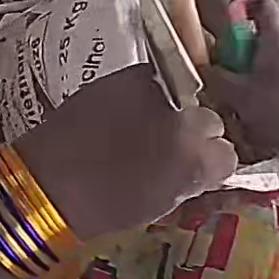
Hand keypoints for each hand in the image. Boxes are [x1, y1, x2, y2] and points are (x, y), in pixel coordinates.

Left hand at [14, 64, 236, 241]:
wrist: (51, 179)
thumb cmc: (106, 204)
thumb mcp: (163, 201)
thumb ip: (191, 178)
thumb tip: (201, 163)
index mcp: (197, 159)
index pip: (227, 153)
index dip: (208, 162)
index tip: (192, 167)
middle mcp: (186, 119)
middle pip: (210, 119)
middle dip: (195, 131)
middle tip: (169, 143)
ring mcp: (158, 91)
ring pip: (185, 95)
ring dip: (174, 107)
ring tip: (146, 122)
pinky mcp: (131, 73)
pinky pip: (154, 80)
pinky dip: (148, 92)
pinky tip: (128, 109)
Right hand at [203, 0, 278, 160]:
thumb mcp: (239, 94)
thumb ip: (216, 77)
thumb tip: (202, 68)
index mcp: (276, 41)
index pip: (263, 6)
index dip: (243, 5)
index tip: (224, 18)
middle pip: (254, 36)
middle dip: (232, 50)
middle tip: (218, 66)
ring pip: (258, 60)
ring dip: (240, 72)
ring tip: (228, 92)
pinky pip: (267, 78)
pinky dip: (252, 87)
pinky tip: (244, 108)